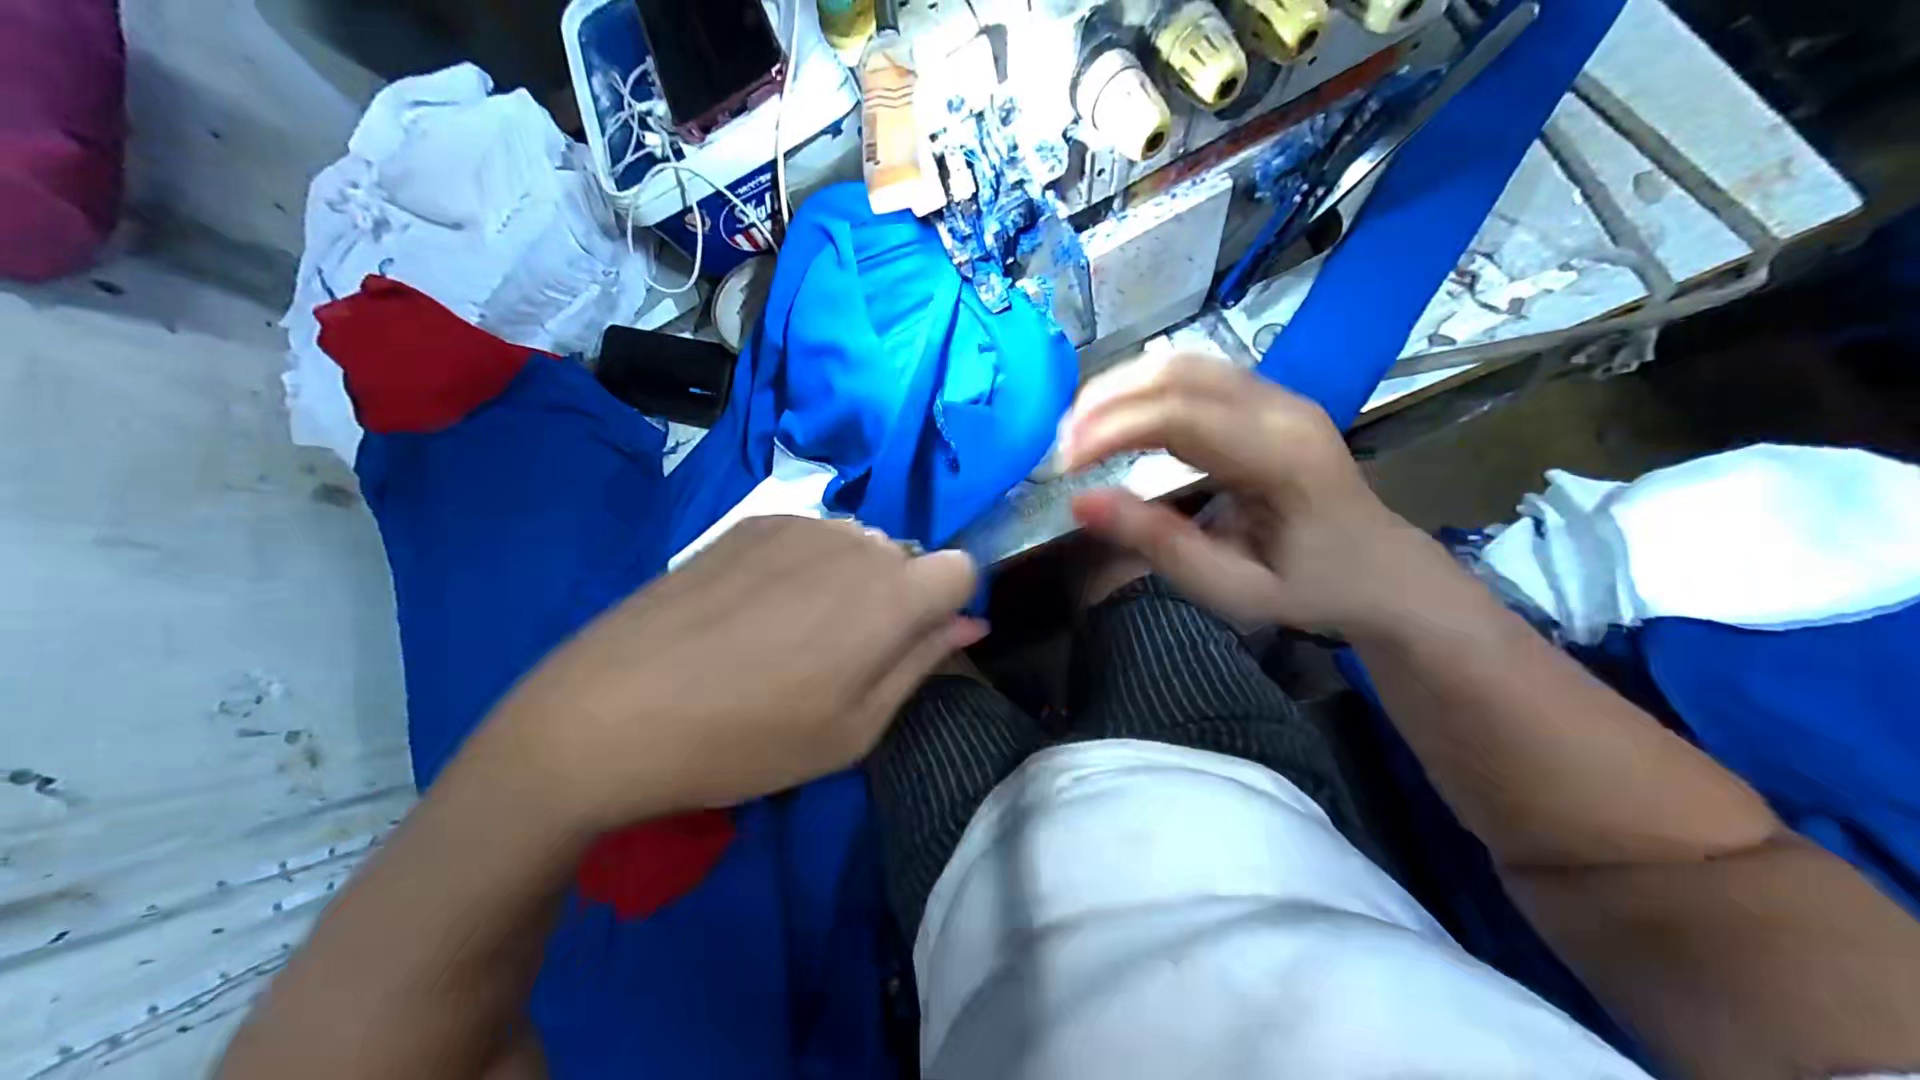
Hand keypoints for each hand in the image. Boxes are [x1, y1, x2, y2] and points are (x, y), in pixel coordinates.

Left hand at [484, 516, 982, 830]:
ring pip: (858, 546)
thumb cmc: (747, 739)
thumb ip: (922, 664)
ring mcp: (798, 524)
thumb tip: (970, 623)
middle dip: (896, 599)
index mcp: (892, 595)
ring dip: (849, 582)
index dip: (947, 608)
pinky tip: (753, 611)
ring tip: (791, 635)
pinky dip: (805, 567)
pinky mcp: (750, 522)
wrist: (612, 709)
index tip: (911, 646)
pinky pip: (809, 537)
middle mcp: (855, 542)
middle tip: (841, 657)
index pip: (961, 569)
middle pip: (907, 558)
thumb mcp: (854, 729)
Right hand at [1058, 352, 1458, 636]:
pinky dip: (1145, 387)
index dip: (1111, 430)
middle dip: (1107, 400)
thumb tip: (1081, 502)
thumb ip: (1158, 543)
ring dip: (1121, 387)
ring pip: (1185, 363)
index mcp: (1280, 457)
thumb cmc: (1310, 589)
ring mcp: (1279, 396)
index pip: (1180, 419)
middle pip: (1179, 374)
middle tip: (1061, 443)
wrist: (1383, 572)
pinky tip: (1118, 413)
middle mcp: (1282, 409)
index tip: (1063, 463)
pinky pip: (1197, 374)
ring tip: (1078, 427)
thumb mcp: (1231, 589)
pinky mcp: (1269, 398)